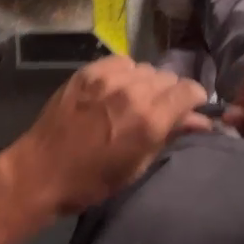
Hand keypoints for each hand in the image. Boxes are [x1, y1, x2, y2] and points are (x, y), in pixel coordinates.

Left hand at [0, 56, 209, 214]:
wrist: (43, 170)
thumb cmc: (93, 181)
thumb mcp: (137, 166)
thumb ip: (170, 135)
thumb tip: (201, 120)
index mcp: (149, 120)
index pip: (187, 90)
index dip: (194, 99)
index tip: (191, 108)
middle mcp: (133, 92)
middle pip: (167, 78)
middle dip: (170, 92)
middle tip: (161, 109)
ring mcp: (108, 78)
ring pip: (145, 68)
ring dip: (147, 82)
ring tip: (136, 99)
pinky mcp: (88, 71)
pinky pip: (120, 62)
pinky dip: (125, 73)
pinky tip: (117, 88)